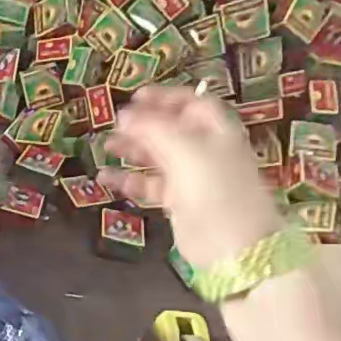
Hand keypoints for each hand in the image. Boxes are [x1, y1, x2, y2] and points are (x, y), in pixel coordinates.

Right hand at [99, 85, 285, 268]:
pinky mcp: (178, 201)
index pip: (191, 103)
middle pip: (171, 128)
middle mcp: (204, 150)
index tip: (136, 96)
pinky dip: (128, 180)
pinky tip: (106, 178)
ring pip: (157, 156)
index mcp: (216, 131)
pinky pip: (149, 184)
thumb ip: (155, 130)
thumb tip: (126, 116)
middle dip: (143, 123)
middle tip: (115, 123)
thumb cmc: (217, 190)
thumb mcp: (188, 151)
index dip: (166, 96)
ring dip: (132, 149)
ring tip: (107, 146)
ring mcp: (191, 177)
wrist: (233, 244)